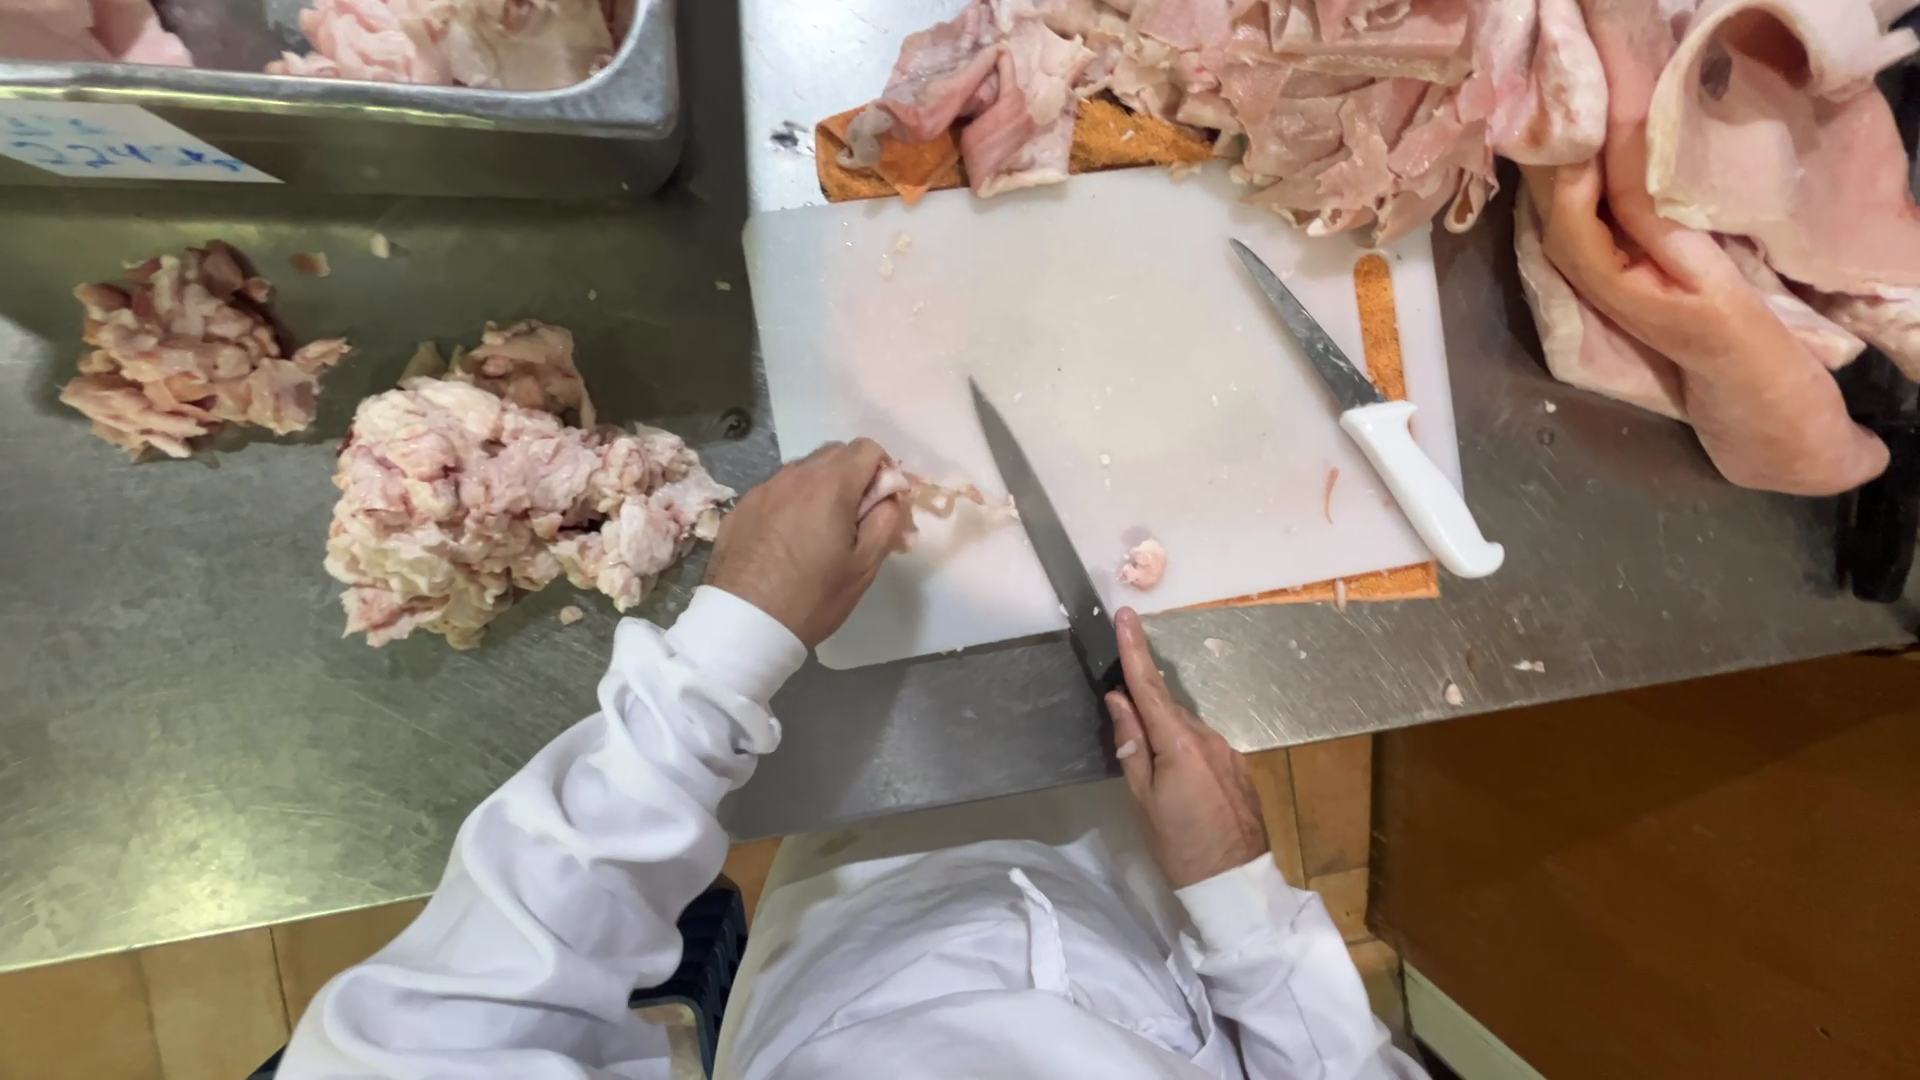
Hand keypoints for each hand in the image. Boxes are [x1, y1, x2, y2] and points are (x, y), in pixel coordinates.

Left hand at [705, 439, 909, 647]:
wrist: (744, 623)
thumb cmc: (813, 596)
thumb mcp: (865, 565)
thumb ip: (887, 520)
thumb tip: (891, 496)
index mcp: (830, 485)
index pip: (868, 448)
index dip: (884, 471)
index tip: (882, 504)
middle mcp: (794, 475)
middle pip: (835, 454)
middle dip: (854, 477)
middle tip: (856, 519)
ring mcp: (763, 489)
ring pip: (804, 471)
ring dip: (822, 488)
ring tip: (820, 531)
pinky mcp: (741, 507)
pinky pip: (777, 491)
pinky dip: (792, 503)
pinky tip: (789, 540)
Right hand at [1106, 608, 1268, 888]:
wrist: (1234, 886)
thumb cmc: (1178, 846)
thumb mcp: (1142, 799)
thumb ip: (1130, 744)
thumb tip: (1119, 699)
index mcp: (1179, 744)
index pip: (1150, 686)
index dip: (1134, 649)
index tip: (1126, 616)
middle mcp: (1207, 737)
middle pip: (1166, 707)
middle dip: (1143, 708)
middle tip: (1124, 731)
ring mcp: (1227, 751)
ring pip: (1184, 727)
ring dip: (1164, 734)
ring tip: (1153, 773)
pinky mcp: (1237, 766)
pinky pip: (1201, 744)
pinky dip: (1182, 748)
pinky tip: (1178, 780)